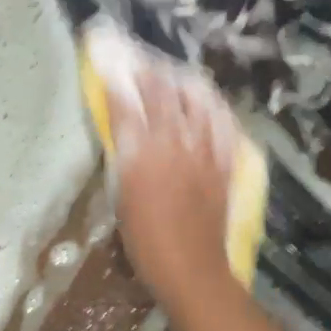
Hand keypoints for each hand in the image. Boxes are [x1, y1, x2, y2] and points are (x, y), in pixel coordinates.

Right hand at [100, 41, 240, 312]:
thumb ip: (124, 154)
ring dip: (182, 83)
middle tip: (138, 61)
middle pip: (161, 96)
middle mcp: (174, 144)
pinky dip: (214, 108)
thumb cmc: (146, 239)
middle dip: (147, 72)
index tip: (107, 59)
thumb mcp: (122, 195)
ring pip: (195, 104)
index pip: (126, 103)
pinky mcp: (223, 165)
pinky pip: (222, 126)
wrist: (192, 271)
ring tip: (174, 71)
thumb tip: (123, 125)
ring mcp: (203, 152)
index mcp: (142, 153)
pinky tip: (209, 101)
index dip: (116, 79)